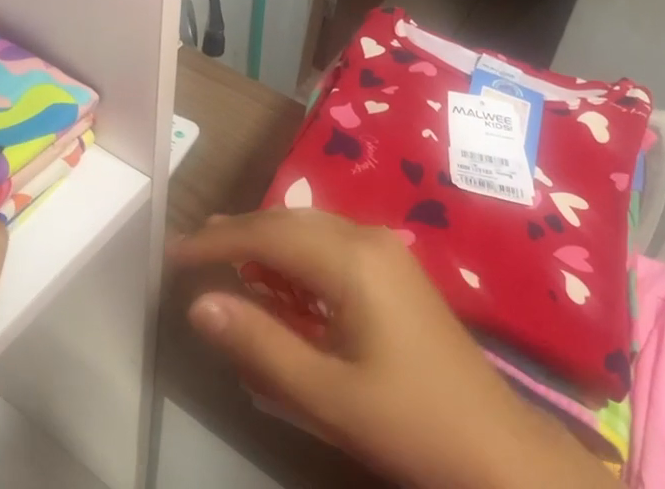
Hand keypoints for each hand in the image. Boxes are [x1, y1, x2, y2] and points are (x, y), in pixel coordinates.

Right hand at [169, 209, 614, 488]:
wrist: (493, 443)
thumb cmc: (408, 420)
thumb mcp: (325, 394)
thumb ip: (260, 344)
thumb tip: (199, 305)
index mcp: (353, 261)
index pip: (268, 235)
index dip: (216, 242)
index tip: (171, 253)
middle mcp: (369, 240)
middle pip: (289, 222)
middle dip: (238, 234)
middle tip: (190, 252)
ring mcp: (387, 253)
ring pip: (311, 230)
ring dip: (266, 243)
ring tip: (222, 259)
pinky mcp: (395, 272)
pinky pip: (332, 247)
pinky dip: (295, 257)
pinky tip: (277, 281)